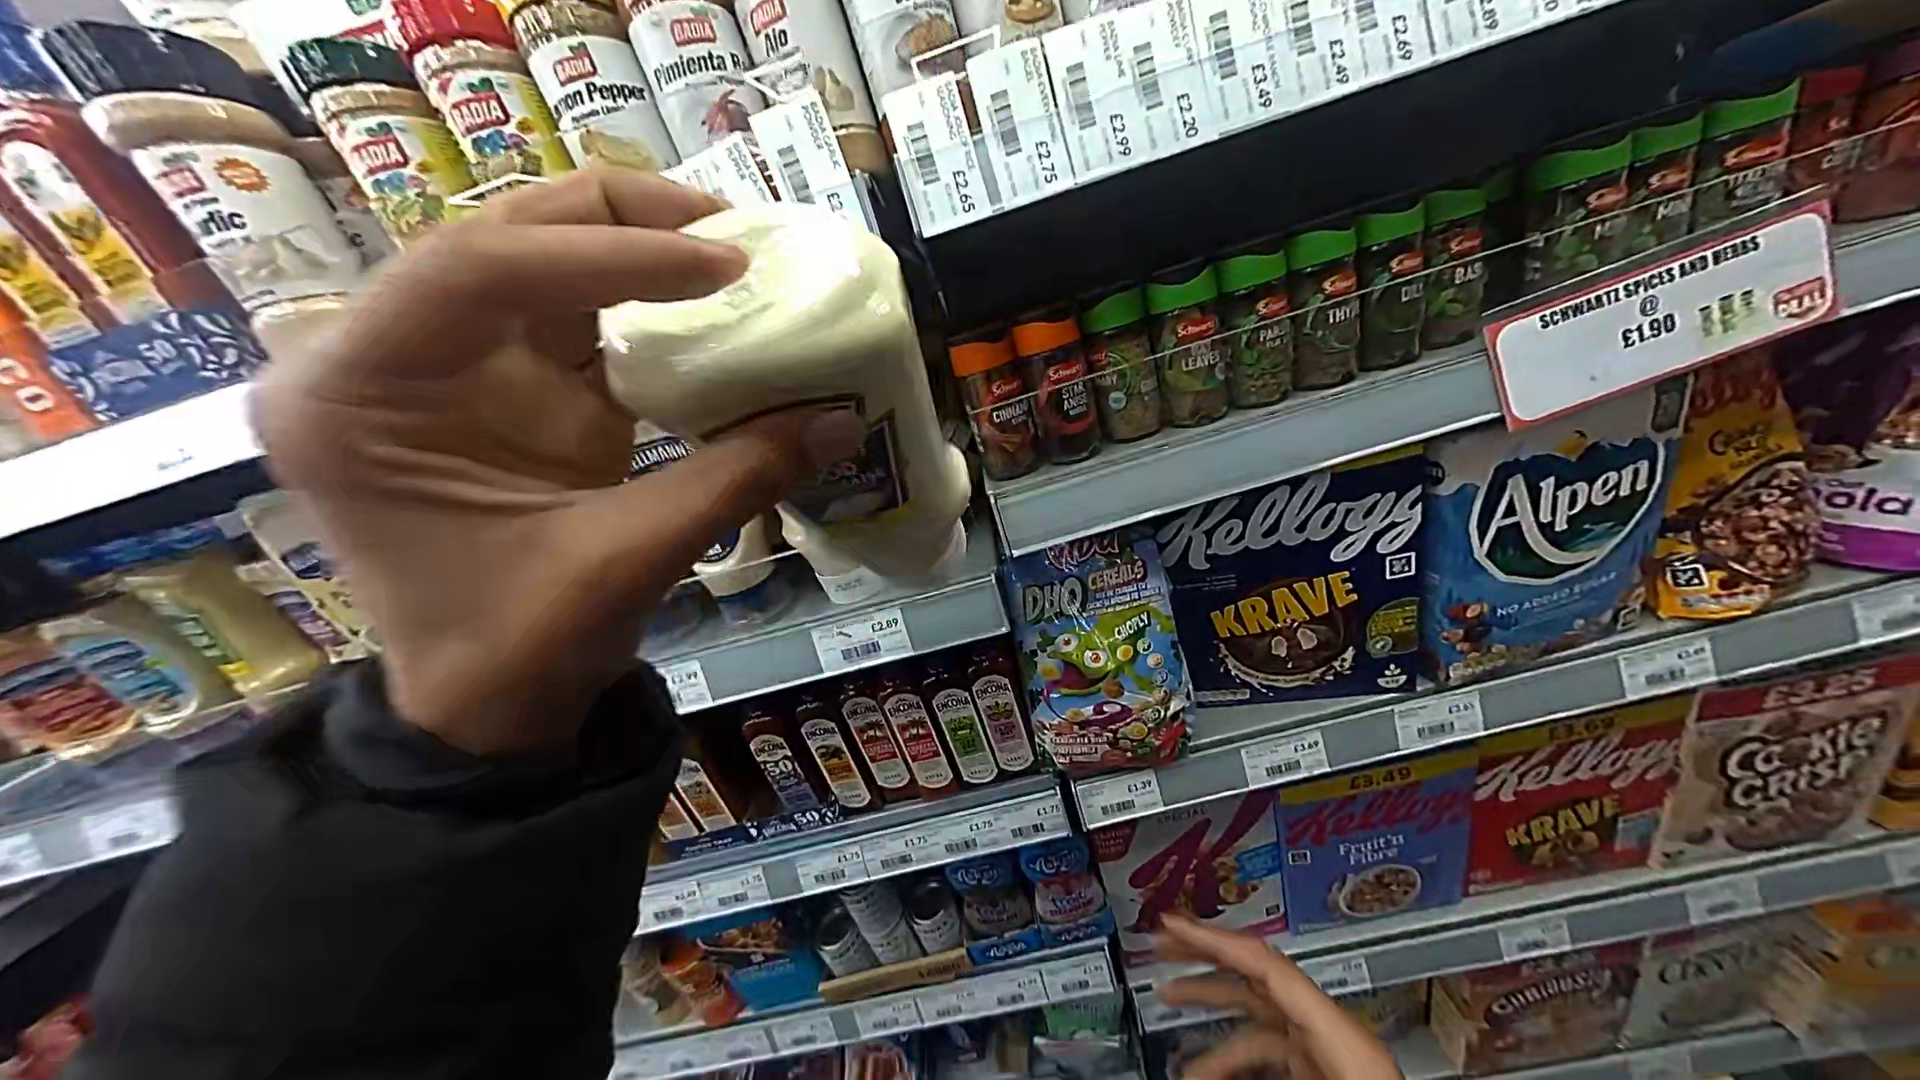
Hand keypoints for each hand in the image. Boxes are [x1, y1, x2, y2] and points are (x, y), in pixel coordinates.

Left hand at [253, 169, 862, 755]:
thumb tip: (840, 420)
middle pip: (504, 238)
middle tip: (729, 229)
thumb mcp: (629, 558)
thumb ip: (735, 479)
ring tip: (726, 250)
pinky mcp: (509, 394)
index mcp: (365, 393)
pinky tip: (705, 307)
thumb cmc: (523, 646)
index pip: (482, 268)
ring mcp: (450, 371)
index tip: (726, 266)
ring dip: (635, 251)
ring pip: (543, 267)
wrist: (493, 705)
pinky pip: (578, 323)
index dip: (615, 254)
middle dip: (621, 221)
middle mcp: (389, 358)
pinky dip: (646, 310)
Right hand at [1155, 915, 1403, 1079]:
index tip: (1171, 926)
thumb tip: (1189, 1070)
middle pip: (1256, 979)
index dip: (1210, 939)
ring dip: (1210, 1012)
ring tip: (1168, 1004)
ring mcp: (1330, 1057)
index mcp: (1340, 1037)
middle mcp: (1333, 1036)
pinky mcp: (1325, 1076)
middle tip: (1159, 944)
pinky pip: (1268, 1050)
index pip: (1264, 965)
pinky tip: (1203, 1068)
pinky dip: (1233, 1054)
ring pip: (1257, 1016)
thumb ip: (1255, 1065)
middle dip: (1203, 960)